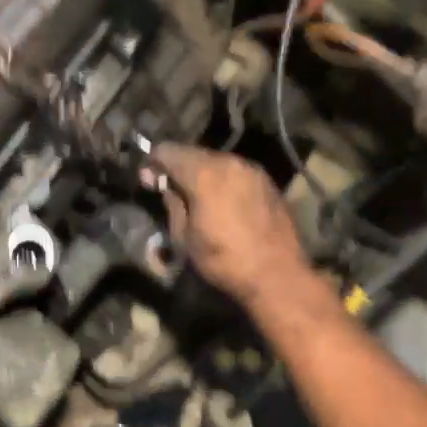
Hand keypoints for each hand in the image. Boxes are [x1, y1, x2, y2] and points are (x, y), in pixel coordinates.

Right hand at [154, 144, 329, 315]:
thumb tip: (161, 183)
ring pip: (216, 161)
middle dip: (177, 166)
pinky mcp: (267, 181)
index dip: (153, 162)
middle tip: (169, 188)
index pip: (167, 151)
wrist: (277, 275)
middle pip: (192, 153)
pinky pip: (235, 172)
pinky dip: (223, 180)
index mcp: (203, 174)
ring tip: (197, 196)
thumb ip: (171, 202)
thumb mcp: (184, 236)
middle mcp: (228, 162)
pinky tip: (222, 201)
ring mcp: (251, 169)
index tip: (148, 180)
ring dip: (201, 173)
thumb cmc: (223, 260)